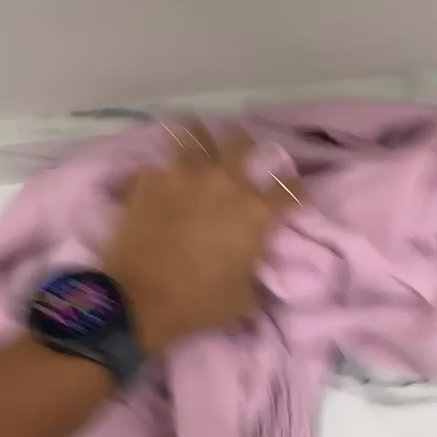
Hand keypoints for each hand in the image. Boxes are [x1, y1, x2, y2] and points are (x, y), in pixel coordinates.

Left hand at [100, 121, 299, 357]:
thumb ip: (254, 278)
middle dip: (245, 148)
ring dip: (200, 139)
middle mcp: (224, 182)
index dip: (295, 190)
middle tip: (241, 158)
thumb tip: (253, 277)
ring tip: (197, 148)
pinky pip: (157, 165)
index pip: (289, 189)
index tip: (294, 193)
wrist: (141, 299)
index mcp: (255, 212)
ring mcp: (183, 174)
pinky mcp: (148, 179)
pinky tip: (157, 185)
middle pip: (242, 143)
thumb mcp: (243, 299)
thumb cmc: (200, 303)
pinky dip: (160, 173)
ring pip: (196, 134)